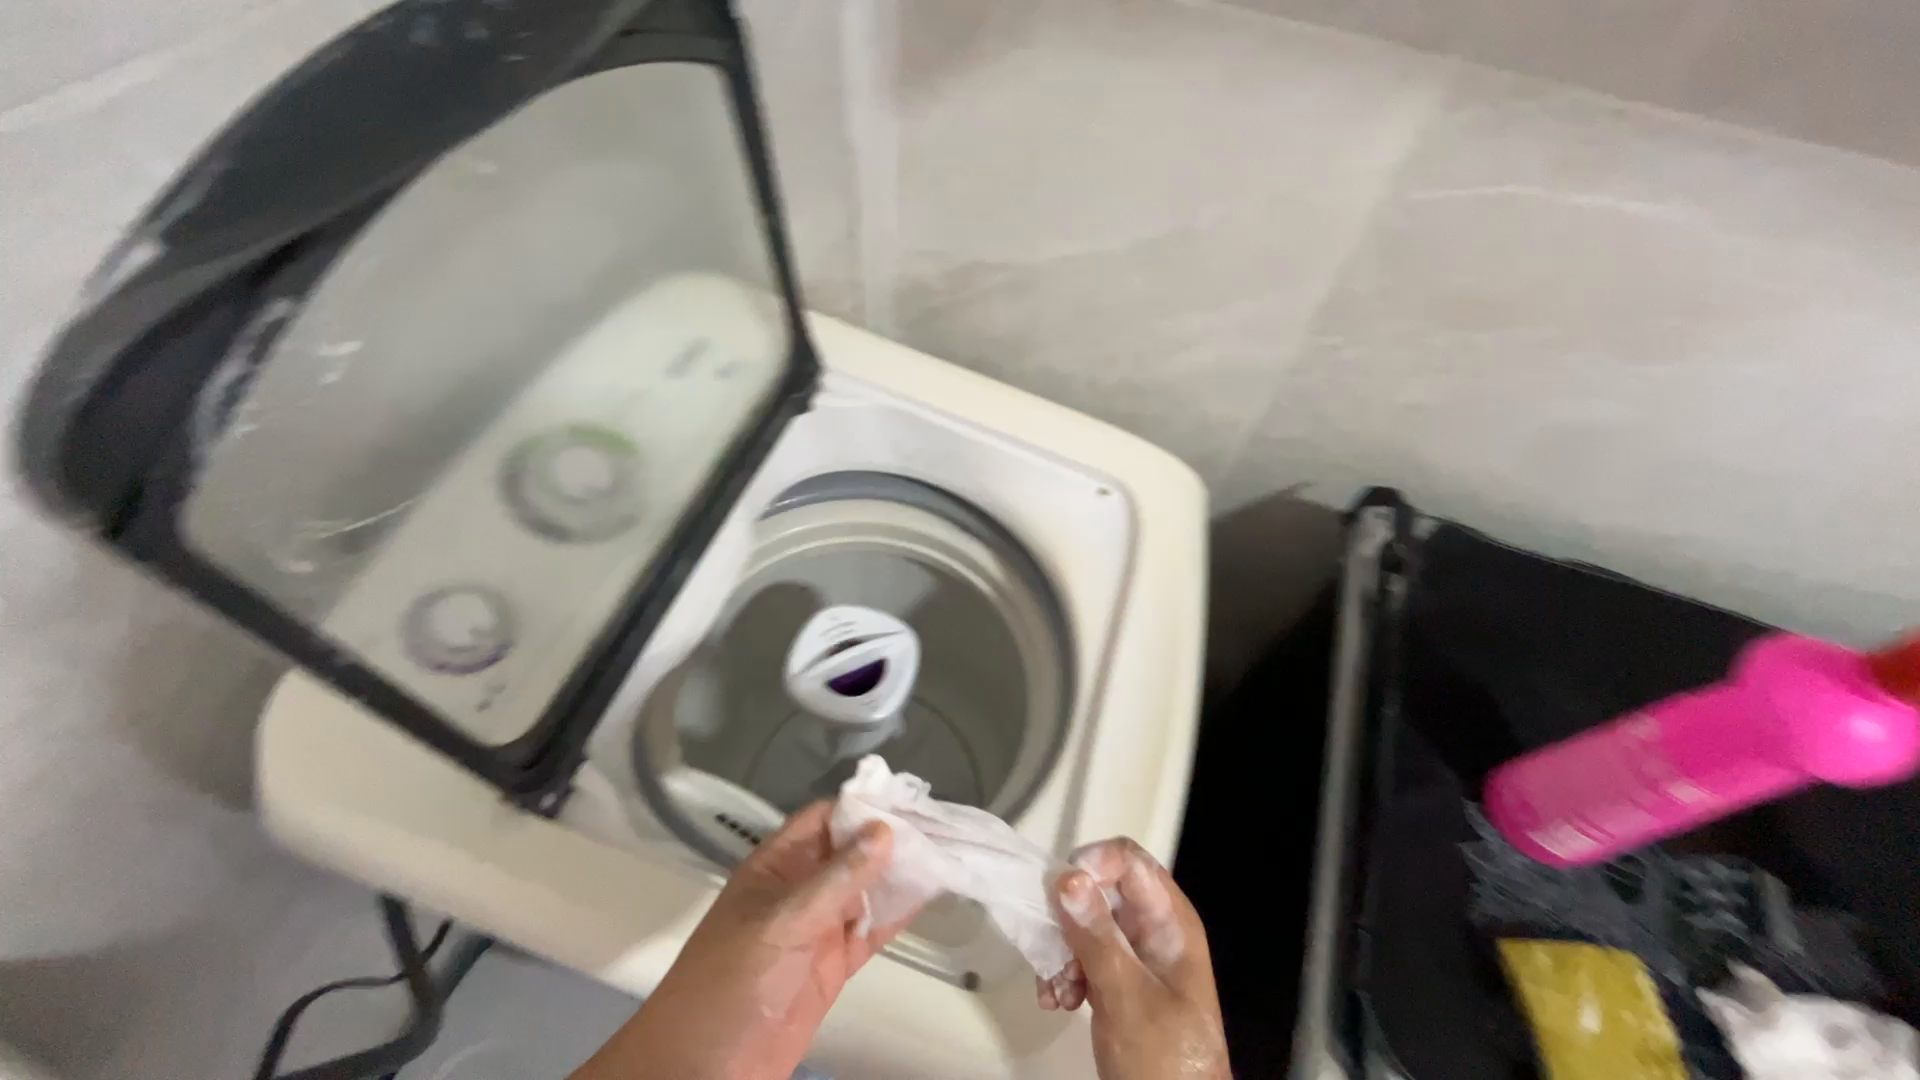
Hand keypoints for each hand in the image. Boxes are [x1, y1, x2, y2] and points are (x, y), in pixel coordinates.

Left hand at [572, 802, 918, 1079]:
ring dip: (900, 874)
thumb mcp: (782, 922)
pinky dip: (898, 914)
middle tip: (940, 824)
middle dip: (890, 838)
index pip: (822, 820)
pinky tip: (929, 895)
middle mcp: (800, 889)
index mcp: (776, 866)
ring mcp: (817, 928)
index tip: (907, 798)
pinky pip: (870, 930)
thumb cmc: (732, 981)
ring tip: (945, 852)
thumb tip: (883, 830)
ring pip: (865, 889)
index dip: (860, 806)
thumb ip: (835, 879)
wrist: (704, 1069)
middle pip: (850, 851)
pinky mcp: (832, 965)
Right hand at [1040, 839, 1230, 1079]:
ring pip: (1083, 923)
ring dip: (1060, 950)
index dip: (1092, 864)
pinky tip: (1056, 1002)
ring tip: (1055, 990)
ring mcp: (1134, 956)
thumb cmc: (1164, 1062)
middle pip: (1099, 889)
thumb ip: (1097, 937)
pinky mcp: (1116, 981)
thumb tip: (1066, 876)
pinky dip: (1063, 972)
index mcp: (1169, 921)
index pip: (1128, 860)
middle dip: (1067, 916)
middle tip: (1049, 948)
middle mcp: (1152, 929)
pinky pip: (1080, 955)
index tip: (1058, 893)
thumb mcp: (1127, 998)